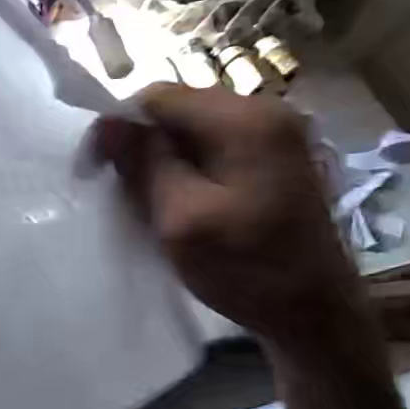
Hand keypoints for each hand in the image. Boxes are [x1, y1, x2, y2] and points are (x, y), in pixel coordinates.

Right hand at [90, 84, 362, 347]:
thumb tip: (106, 122)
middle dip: (144, 143)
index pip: (160, 96)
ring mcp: (278, 134)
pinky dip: (192, 168)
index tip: (97, 168)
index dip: (119, 126)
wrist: (312, 312)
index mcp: (245, 119)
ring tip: (152, 200)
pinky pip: (218, 148)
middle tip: (123, 190)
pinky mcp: (278, 159)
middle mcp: (267, 111)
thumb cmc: (245, 268)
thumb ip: (143, 165)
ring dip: (166, 159)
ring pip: (197, 130)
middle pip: (181, 109)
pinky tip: (183, 201)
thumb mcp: (180, 219)